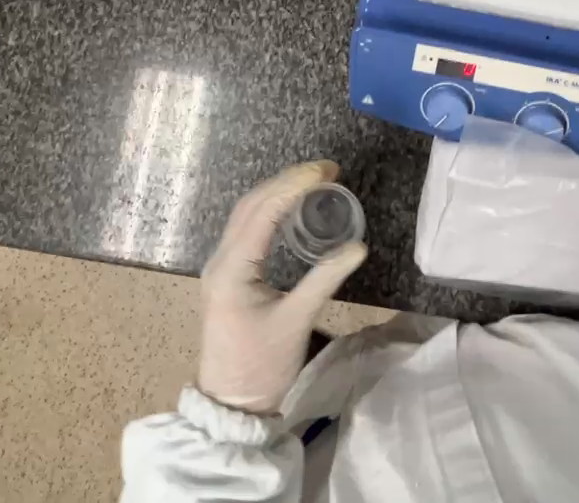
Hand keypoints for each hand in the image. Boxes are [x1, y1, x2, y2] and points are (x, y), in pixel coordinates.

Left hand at [197, 161, 366, 413]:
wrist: (231, 408)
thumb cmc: (261, 366)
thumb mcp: (296, 322)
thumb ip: (324, 280)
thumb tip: (358, 246)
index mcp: (232, 268)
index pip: (263, 211)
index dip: (294, 185)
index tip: (326, 171)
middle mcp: (220, 260)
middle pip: (251, 205)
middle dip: (287, 181)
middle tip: (325, 170)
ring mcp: (220, 267)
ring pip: (246, 214)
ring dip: (277, 192)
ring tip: (312, 181)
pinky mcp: (227, 276)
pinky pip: (246, 229)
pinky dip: (270, 210)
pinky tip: (290, 208)